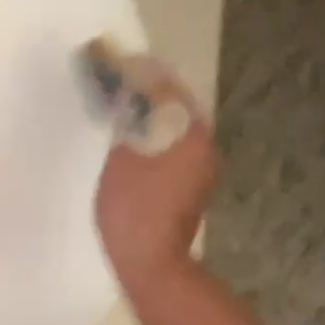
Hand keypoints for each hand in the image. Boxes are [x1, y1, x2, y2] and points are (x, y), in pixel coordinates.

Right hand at [94, 69, 218, 289]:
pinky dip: (156, 139)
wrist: (152, 264)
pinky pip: (174, 149)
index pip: (169, 87)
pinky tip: (134, 145)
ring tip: (123, 111)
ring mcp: (202, 169)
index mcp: (189, 132)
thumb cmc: (133, 209)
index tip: (120, 61)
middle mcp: (204, 145)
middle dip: (150, 92)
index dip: (144, 72)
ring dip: (153, 116)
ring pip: (176, 128)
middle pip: (177, 106)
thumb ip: (131, 119)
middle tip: (119, 83)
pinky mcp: (192, 188)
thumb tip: (134, 88)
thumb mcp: (123, 157)